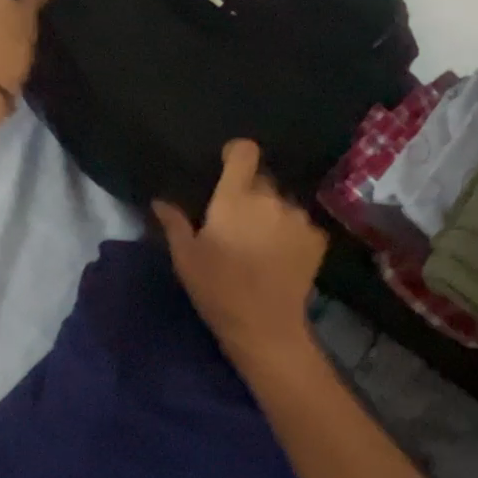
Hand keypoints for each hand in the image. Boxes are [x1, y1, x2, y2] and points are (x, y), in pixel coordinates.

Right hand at [154, 140, 327, 357]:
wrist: (264, 326)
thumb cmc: (216, 290)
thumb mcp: (186, 258)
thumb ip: (175, 223)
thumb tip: (160, 201)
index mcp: (235, 198)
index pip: (245, 152)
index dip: (236, 154)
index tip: (226, 168)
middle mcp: (271, 199)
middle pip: (263, 180)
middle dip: (250, 194)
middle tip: (236, 222)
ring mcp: (298, 218)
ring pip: (282, 204)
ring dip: (271, 215)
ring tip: (260, 244)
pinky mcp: (317, 239)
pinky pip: (300, 225)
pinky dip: (291, 234)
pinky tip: (280, 258)